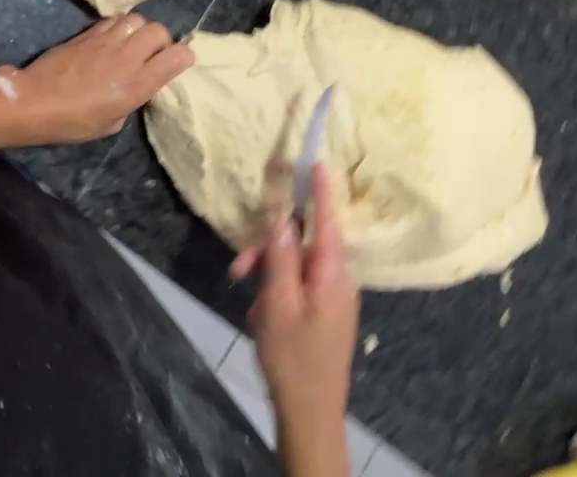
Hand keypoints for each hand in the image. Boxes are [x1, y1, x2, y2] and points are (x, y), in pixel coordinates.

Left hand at [5, 14, 193, 144]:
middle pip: (158, 30)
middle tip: (151, 54)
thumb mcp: (110, 124)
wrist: (34, 101)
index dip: (183, 57)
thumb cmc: (73, 122)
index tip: (178, 63)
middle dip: (161, 40)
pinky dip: (119, 26)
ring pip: (136, 19)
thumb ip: (129, 101)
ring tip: (130, 43)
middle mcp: (127, 57)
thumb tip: (131, 88)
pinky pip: (113, 20)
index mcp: (137, 84)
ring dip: (139, 30)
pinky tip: (110, 40)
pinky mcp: (87, 33)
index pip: (176, 58)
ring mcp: (106, 41)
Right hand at [231, 164, 359, 476]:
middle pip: (302, 243)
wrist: (311, 412)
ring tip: (248, 299)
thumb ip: (280, 259)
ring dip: (269, 271)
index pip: (325, 223)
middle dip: (269, 249)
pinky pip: (300, 283)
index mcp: (330, 276)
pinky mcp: (326, 312)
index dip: (320, 192)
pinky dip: (278, 288)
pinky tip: (262, 313)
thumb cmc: (292, 358)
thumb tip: (283, 220)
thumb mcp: (277, 305)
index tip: (317, 163)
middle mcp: (337, 281)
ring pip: (297, 264)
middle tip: (238, 269)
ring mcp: (334, 298)